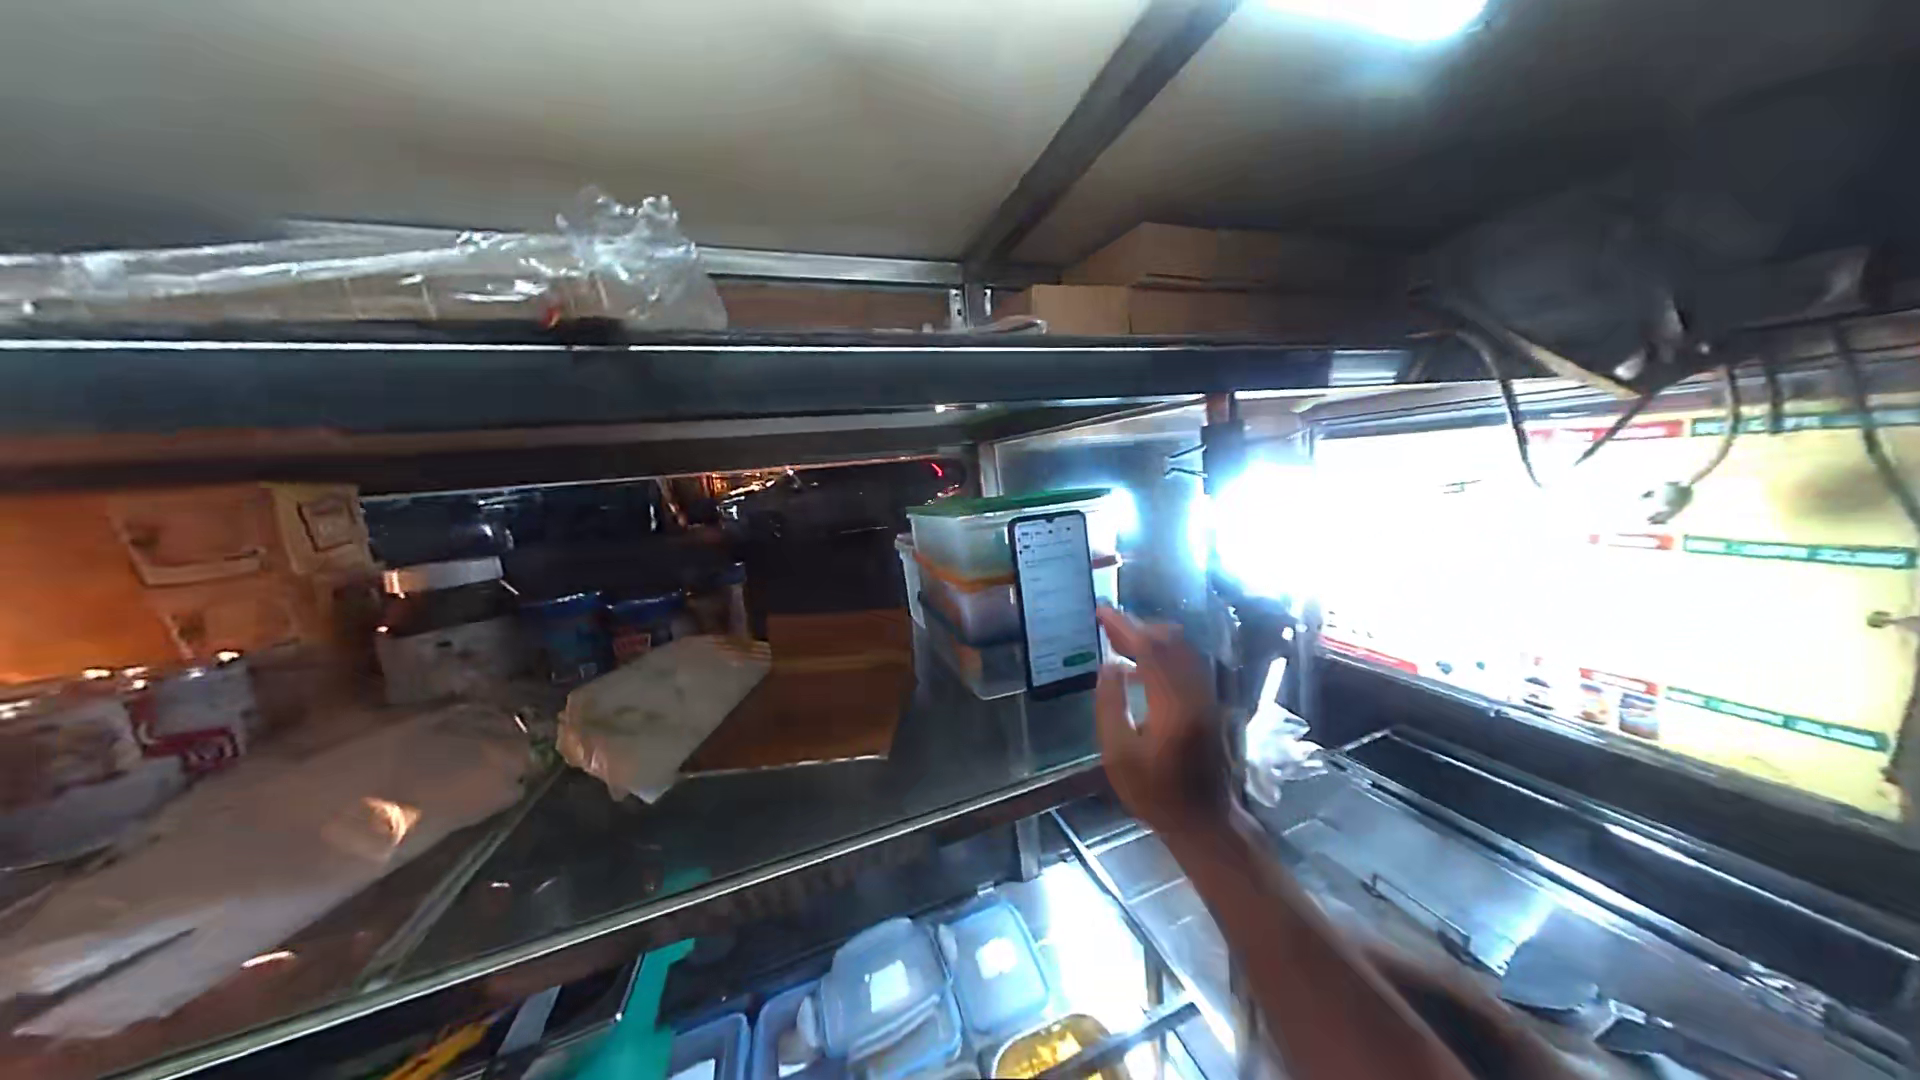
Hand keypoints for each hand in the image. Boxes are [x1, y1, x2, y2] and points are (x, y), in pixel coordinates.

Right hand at [1094, 605, 1227, 837]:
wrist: (1204, 820)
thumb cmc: (1155, 794)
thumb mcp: (1119, 756)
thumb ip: (1111, 706)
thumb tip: (1108, 667)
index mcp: (1172, 706)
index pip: (1149, 649)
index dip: (1124, 626)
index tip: (1101, 611)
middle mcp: (1196, 693)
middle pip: (1170, 641)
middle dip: (1137, 625)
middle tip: (1107, 622)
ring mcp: (1207, 697)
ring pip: (1183, 649)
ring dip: (1152, 636)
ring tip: (1120, 637)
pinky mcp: (1210, 703)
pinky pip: (1188, 662)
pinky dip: (1164, 651)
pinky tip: (1143, 661)